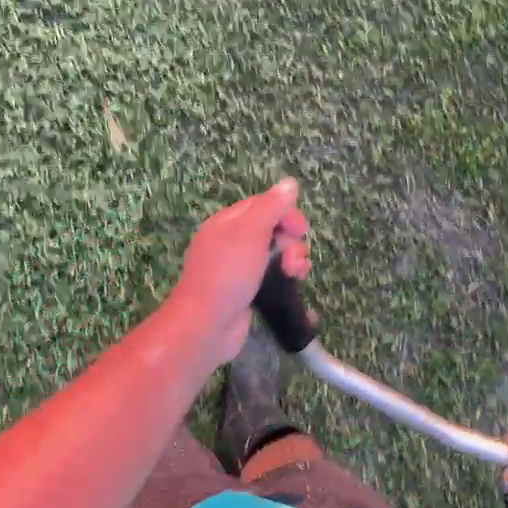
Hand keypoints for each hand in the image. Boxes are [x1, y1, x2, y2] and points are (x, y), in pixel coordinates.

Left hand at [168, 179, 308, 365]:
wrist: (206, 325)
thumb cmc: (228, 273)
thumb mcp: (250, 232)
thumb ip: (271, 207)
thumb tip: (290, 182)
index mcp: (226, 222)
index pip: (262, 205)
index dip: (285, 212)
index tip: (300, 228)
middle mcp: (230, 242)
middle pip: (270, 228)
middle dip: (290, 238)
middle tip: (295, 257)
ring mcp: (237, 268)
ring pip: (273, 252)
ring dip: (292, 257)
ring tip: (297, 273)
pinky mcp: (245, 291)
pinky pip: (270, 274)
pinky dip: (284, 276)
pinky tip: (294, 284)